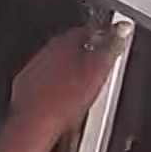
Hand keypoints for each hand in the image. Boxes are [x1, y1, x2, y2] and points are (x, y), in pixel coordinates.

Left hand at [8, 23, 131, 142]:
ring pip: (59, 63)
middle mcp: (48, 50)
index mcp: (67, 42)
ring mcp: (36, 67)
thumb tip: (123, 28)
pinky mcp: (28, 84)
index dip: (104, 38)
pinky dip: (55, 86)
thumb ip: (111, 46)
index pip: (90, 30)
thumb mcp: (98, 70)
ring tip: (82, 89)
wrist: (35, 123)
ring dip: (71, 71)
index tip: (112, 46)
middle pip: (73, 46)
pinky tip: (64, 99)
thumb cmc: (65, 99)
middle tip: (99, 71)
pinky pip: (46, 80)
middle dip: (87, 56)